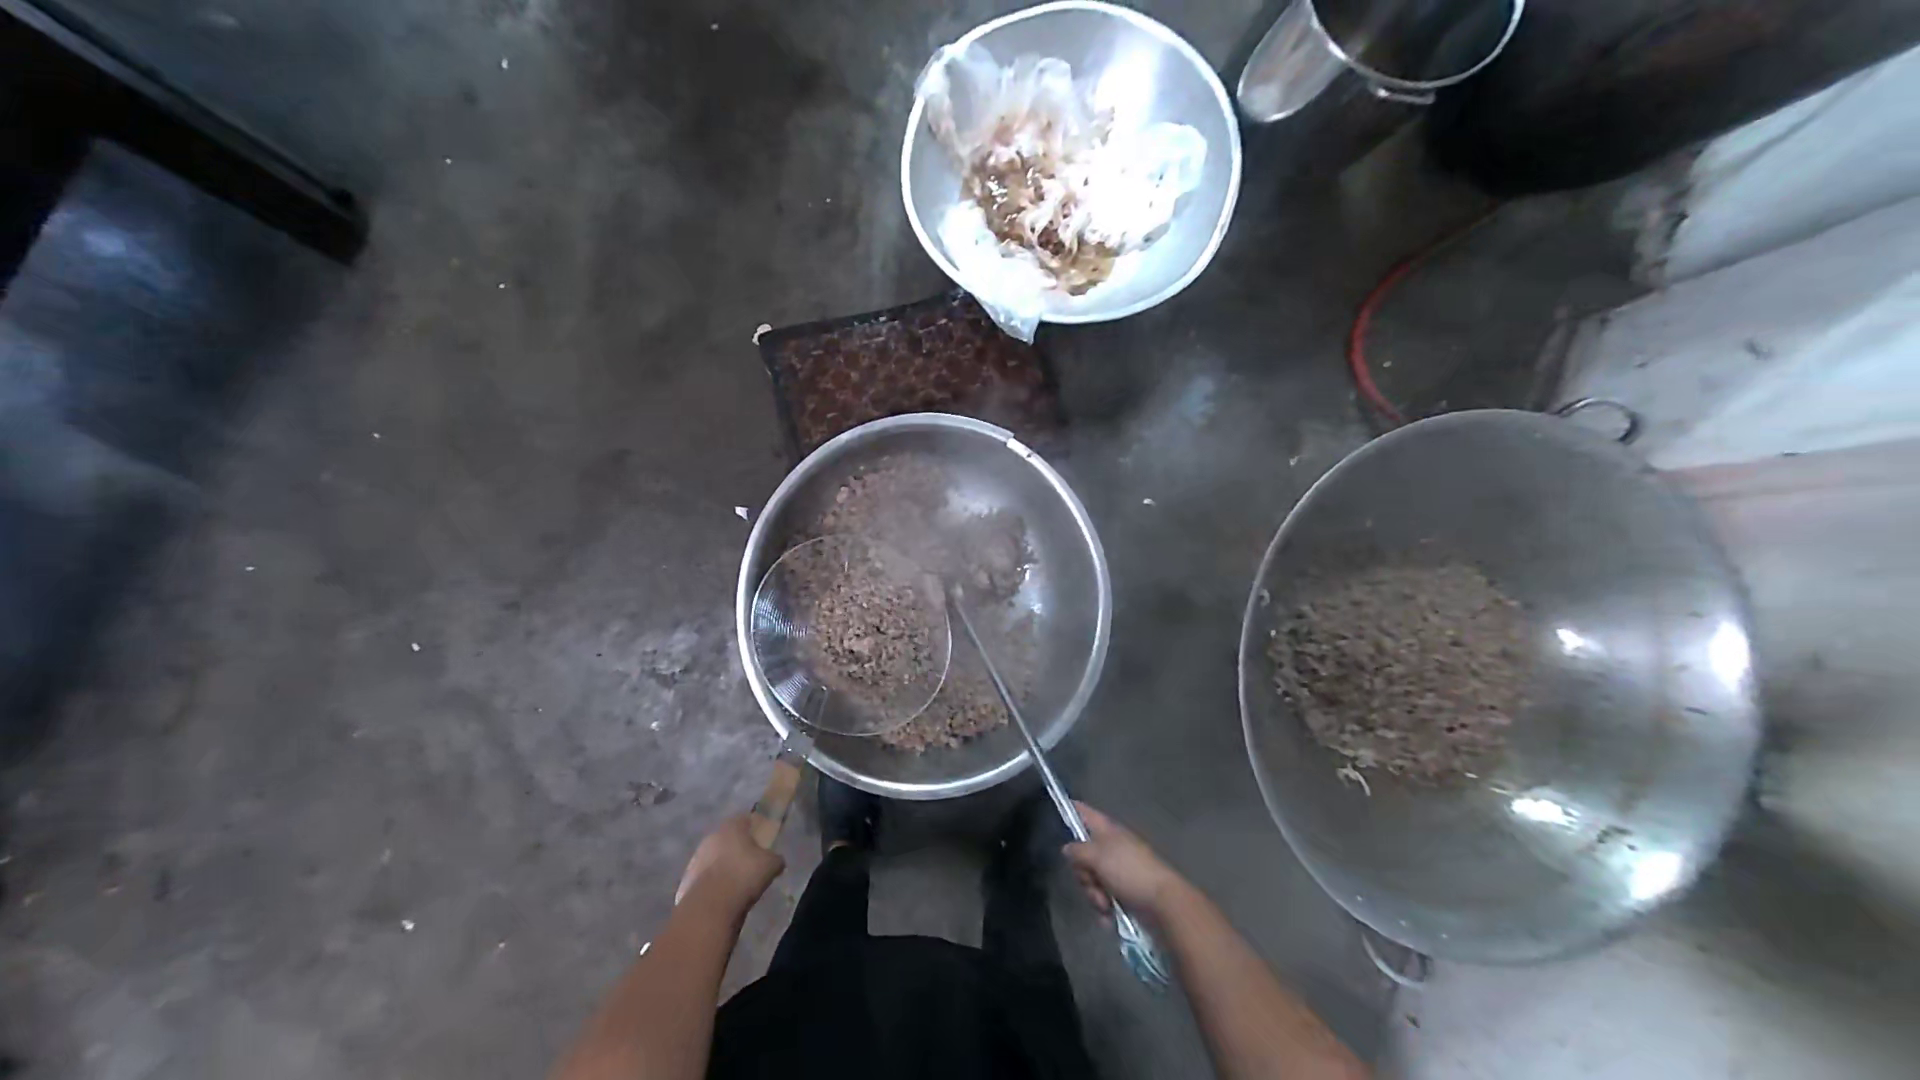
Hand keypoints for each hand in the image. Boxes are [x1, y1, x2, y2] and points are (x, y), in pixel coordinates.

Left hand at [674, 815, 783, 913]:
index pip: (745, 819)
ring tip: (738, 882)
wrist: (710, 906)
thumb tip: (776, 860)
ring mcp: (697, 858)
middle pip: (728, 838)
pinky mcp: (688, 879)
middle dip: (738, 848)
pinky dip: (715, 882)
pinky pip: (707, 876)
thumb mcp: (772, 865)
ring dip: (724, 865)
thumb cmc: (744, 875)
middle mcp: (712, 836)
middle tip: (751, 862)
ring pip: (715, 857)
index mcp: (732, 826)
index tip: (762, 839)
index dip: (754, 828)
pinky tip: (724, 894)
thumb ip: (775, 858)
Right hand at [1063, 802, 1183, 920]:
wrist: (1162, 903)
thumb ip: (1078, 851)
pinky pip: (1103, 897)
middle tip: (1092, 881)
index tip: (1057, 811)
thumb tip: (1067, 849)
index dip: (1071, 809)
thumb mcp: (1097, 856)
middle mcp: (1111, 848)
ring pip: (1091, 879)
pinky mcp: (1123, 892)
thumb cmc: (1129, 871)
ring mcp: (1118, 871)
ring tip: (1105, 904)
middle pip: (1083, 854)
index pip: (1085, 813)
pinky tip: (1109, 915)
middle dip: (1083, 873)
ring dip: (1094, 894)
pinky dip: (1104, 907)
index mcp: (1107, 831)